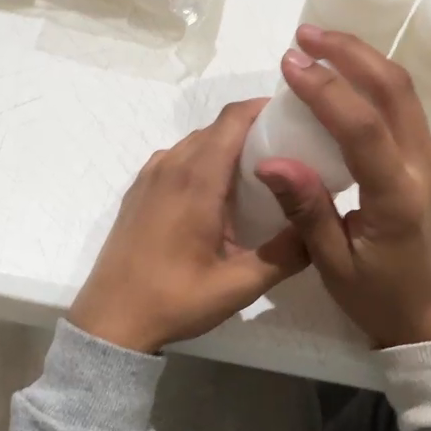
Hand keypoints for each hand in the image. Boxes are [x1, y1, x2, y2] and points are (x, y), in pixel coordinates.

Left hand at [70, 100, 308, 352]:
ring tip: (259, 179)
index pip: (234, 118)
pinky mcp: (137, 193)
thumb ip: (285, 254)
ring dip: (227, 150)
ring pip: (195, 144)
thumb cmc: (174, 300)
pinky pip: (176, 162)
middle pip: (217, 129)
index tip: (297, 120)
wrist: (110, 321)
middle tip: (290, 157)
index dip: (267, 109)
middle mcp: (169, 166)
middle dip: (254, 133)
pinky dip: (202, 165)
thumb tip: (319, 227)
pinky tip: (218, 200)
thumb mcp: (238, 286)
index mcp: (196, 179)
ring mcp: (148, 177)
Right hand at [255, 25, 430, 348]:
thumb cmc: (378, 300)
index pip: (363, 126)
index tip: (290, 63)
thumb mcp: (333, 265)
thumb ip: (306, 209)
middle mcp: (427, 168)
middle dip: (350, 53)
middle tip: (304, 35)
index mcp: (400, 197)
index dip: (326, 89)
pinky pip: (405, 111)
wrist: (430, 320)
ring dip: (365, 62)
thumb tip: (270, 160)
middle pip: (394, 90)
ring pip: (405, 94)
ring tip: (320, 46)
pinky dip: (374, 85)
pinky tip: (346, 80)